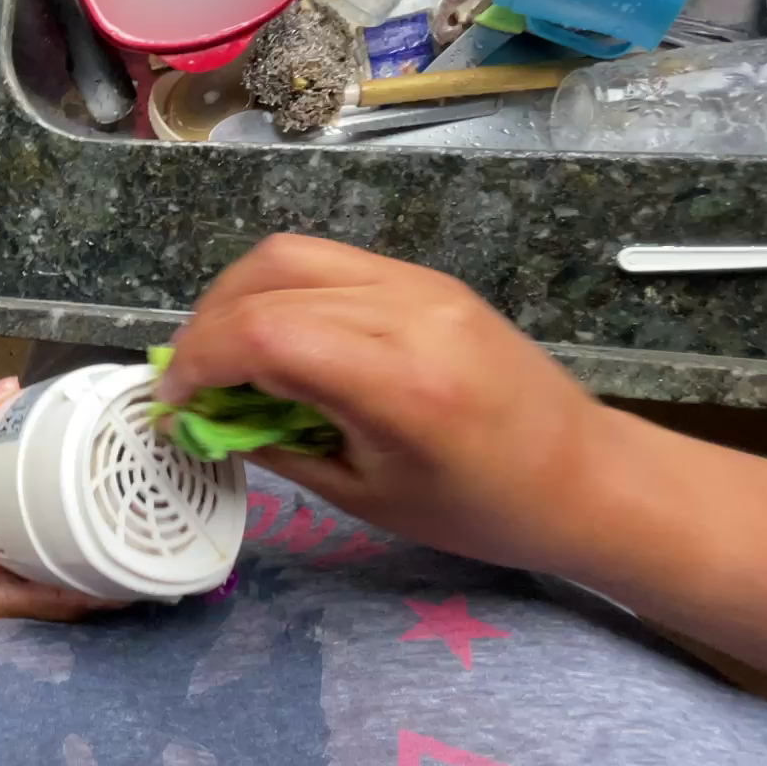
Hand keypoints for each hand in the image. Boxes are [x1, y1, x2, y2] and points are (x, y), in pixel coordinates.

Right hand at [157, 234, 614, 575]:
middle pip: (264, 281)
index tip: (173, 399)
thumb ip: (267, 442)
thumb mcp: (358, 495)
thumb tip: (197, 414)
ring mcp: (416, 281)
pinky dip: (269, 289)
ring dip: (230, 298)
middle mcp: (408, 310)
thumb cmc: (479, 509)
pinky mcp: (417, 275)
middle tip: (190, 376)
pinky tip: (270, 331)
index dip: (198, 359)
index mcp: (400, 381)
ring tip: (222, 348)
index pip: (264, 333)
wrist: (593, 478)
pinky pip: (318, 260)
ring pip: (284, 255)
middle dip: (204, 328)